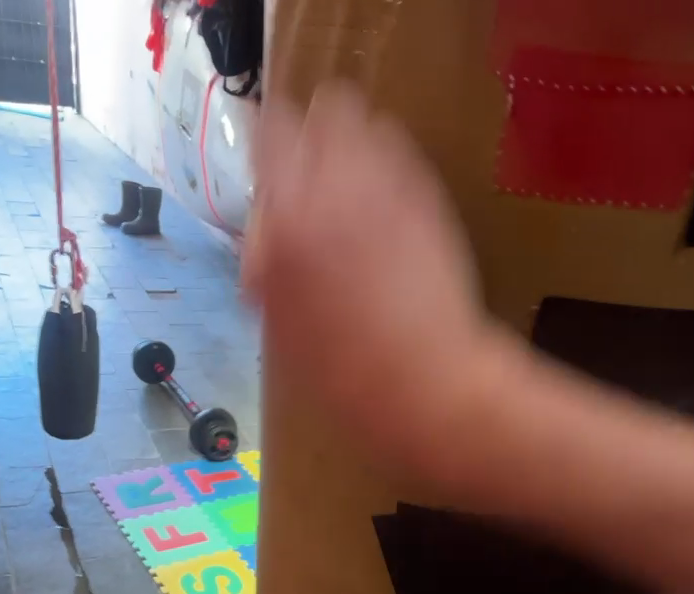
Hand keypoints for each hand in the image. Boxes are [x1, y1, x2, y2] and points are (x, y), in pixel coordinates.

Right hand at [243, 83, 516, 487]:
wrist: (424, 382)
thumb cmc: (341, 371)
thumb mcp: (280, 325)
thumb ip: (266, 269)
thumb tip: (262, 247)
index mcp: (289, 214)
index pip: (270, 132)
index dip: (268, 143)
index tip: (270, 168)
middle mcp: (340, 182)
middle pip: (324, 111)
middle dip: (314, 138)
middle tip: (313, 180)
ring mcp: (393, 186)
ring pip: (369, 124)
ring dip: (353, 148)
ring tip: (352, 193)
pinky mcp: (431, 201)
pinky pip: (403, 158)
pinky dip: (387, 170)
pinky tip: (384, 211)